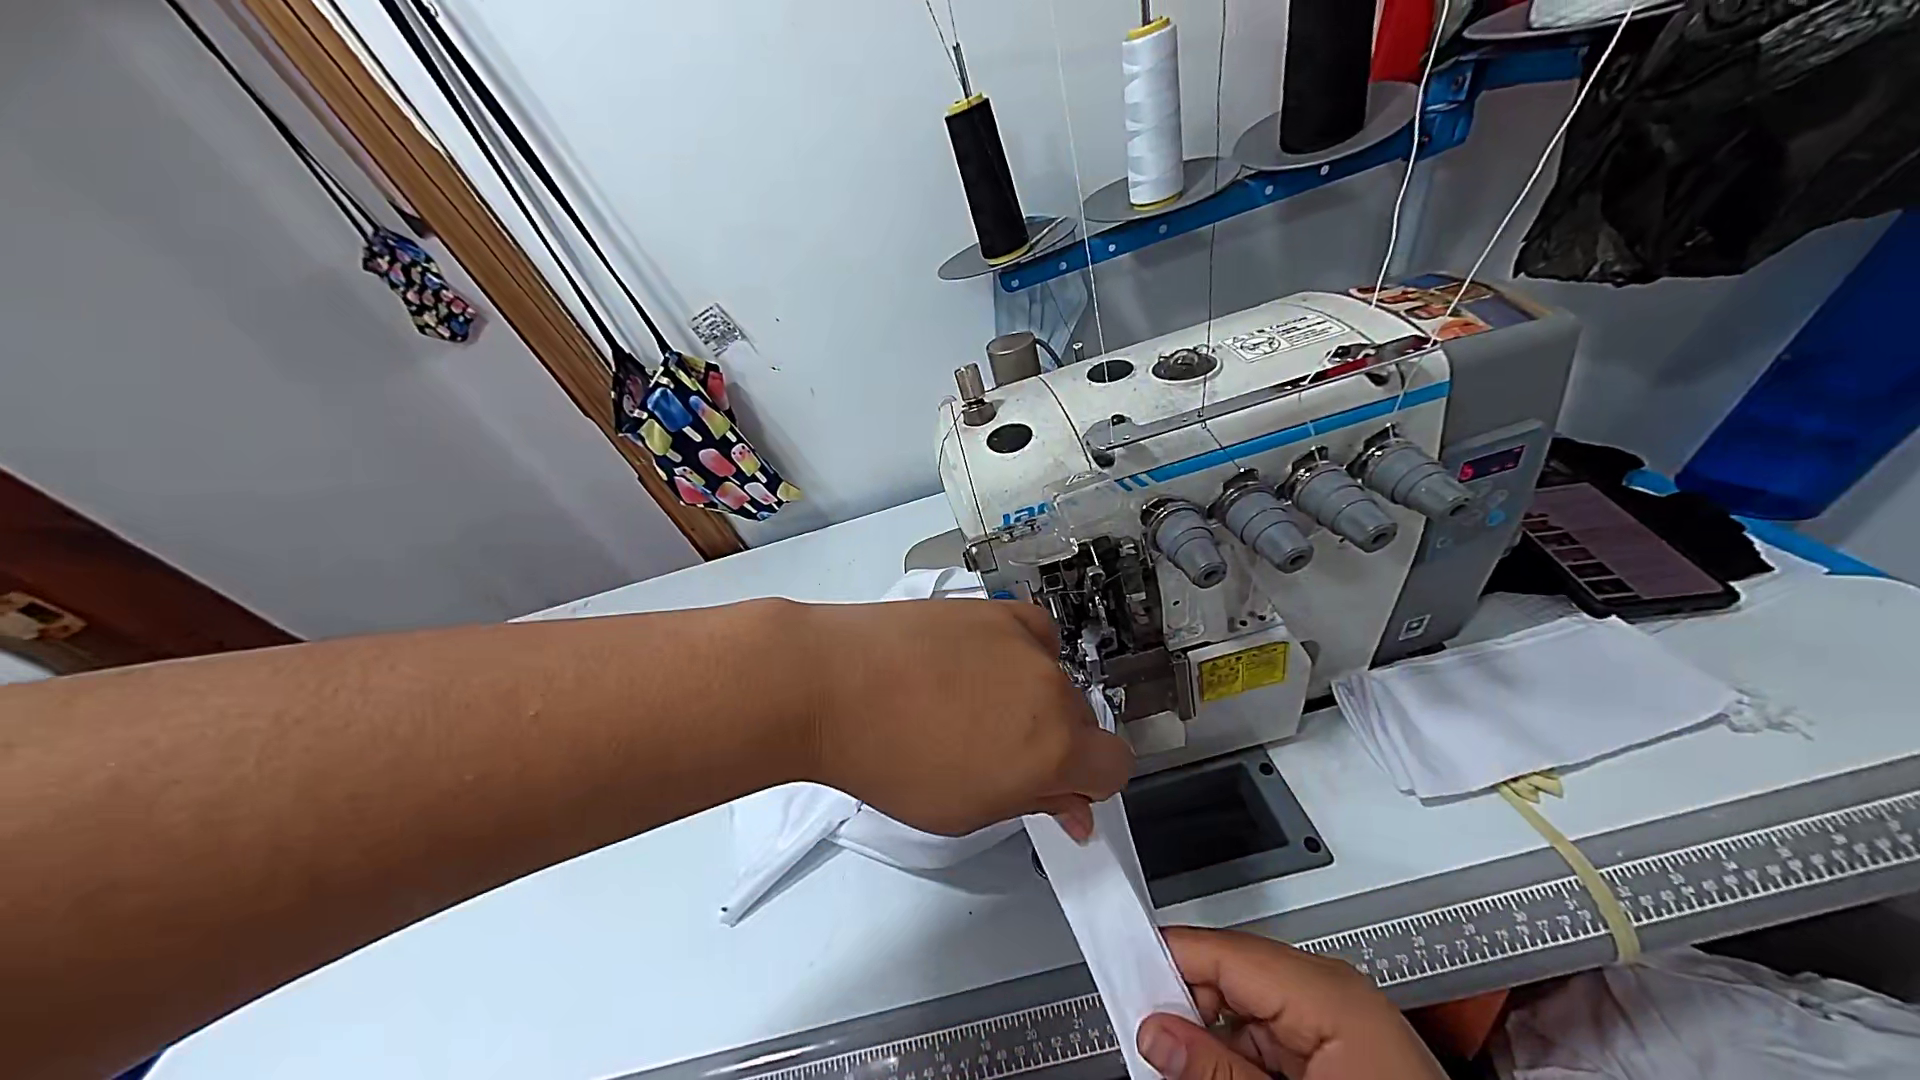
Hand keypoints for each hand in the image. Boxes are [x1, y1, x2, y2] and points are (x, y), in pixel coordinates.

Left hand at [790, 597, 1132, 839]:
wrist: (832, 684)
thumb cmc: (884, 755)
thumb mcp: (962, 811)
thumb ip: (1032, 804)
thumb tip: (1069, 804)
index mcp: (1055, 750)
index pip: (1115, 768)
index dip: (1087, 785)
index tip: (1058, 789)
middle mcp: (1052, 690)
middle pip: (1082, 724)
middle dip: (1053, 745)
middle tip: (998, 753)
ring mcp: (1025, 644)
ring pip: (1055, 681)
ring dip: (1030, 699)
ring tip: (970, 706)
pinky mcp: (997, 611)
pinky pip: (1033, 636)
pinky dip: (1021, 654)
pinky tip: (984, 667)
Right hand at [1137, 928, 1444, 1079]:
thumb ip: (1216, 1069)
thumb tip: (1156, 1032)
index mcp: (1325, 989)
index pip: (1220, 949)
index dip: (1165, 960)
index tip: (1122, 981)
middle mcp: (1329, 988)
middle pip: (1227, 973)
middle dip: (1186, 1007)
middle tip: (1155, 1048)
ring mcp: (1333, 1015)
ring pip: (1242, 1004)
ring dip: (1210, 1036)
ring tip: (1188, 1069)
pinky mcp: (1334, 1042)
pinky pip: (1266, 1029)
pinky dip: (1238, 1052)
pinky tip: (1221, 1074)